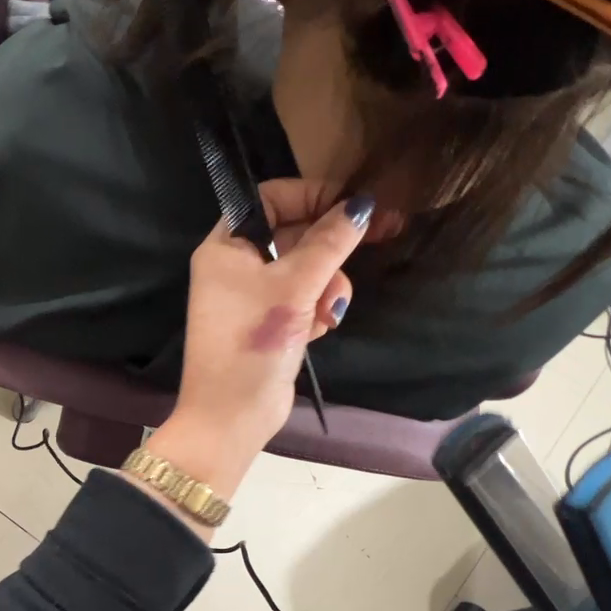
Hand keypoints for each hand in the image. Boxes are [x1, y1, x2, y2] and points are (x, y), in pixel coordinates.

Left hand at [142, 183, 372, 518]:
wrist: (230, 415)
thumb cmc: (252, 342)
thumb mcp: (295, 287)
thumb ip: (330, 242)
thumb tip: (363, 205)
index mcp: (225, 247)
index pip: (269, 199)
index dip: (311, 195)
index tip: (351, 203)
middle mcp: (234, 268)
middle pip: (294, 235)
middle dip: (330, 247)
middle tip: (386, 233)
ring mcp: (252, 298)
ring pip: (306, 271)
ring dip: (327, 285)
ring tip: (329, 309)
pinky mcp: (269, 326)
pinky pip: (304, 301)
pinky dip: (317, 310)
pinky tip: (321, 328)